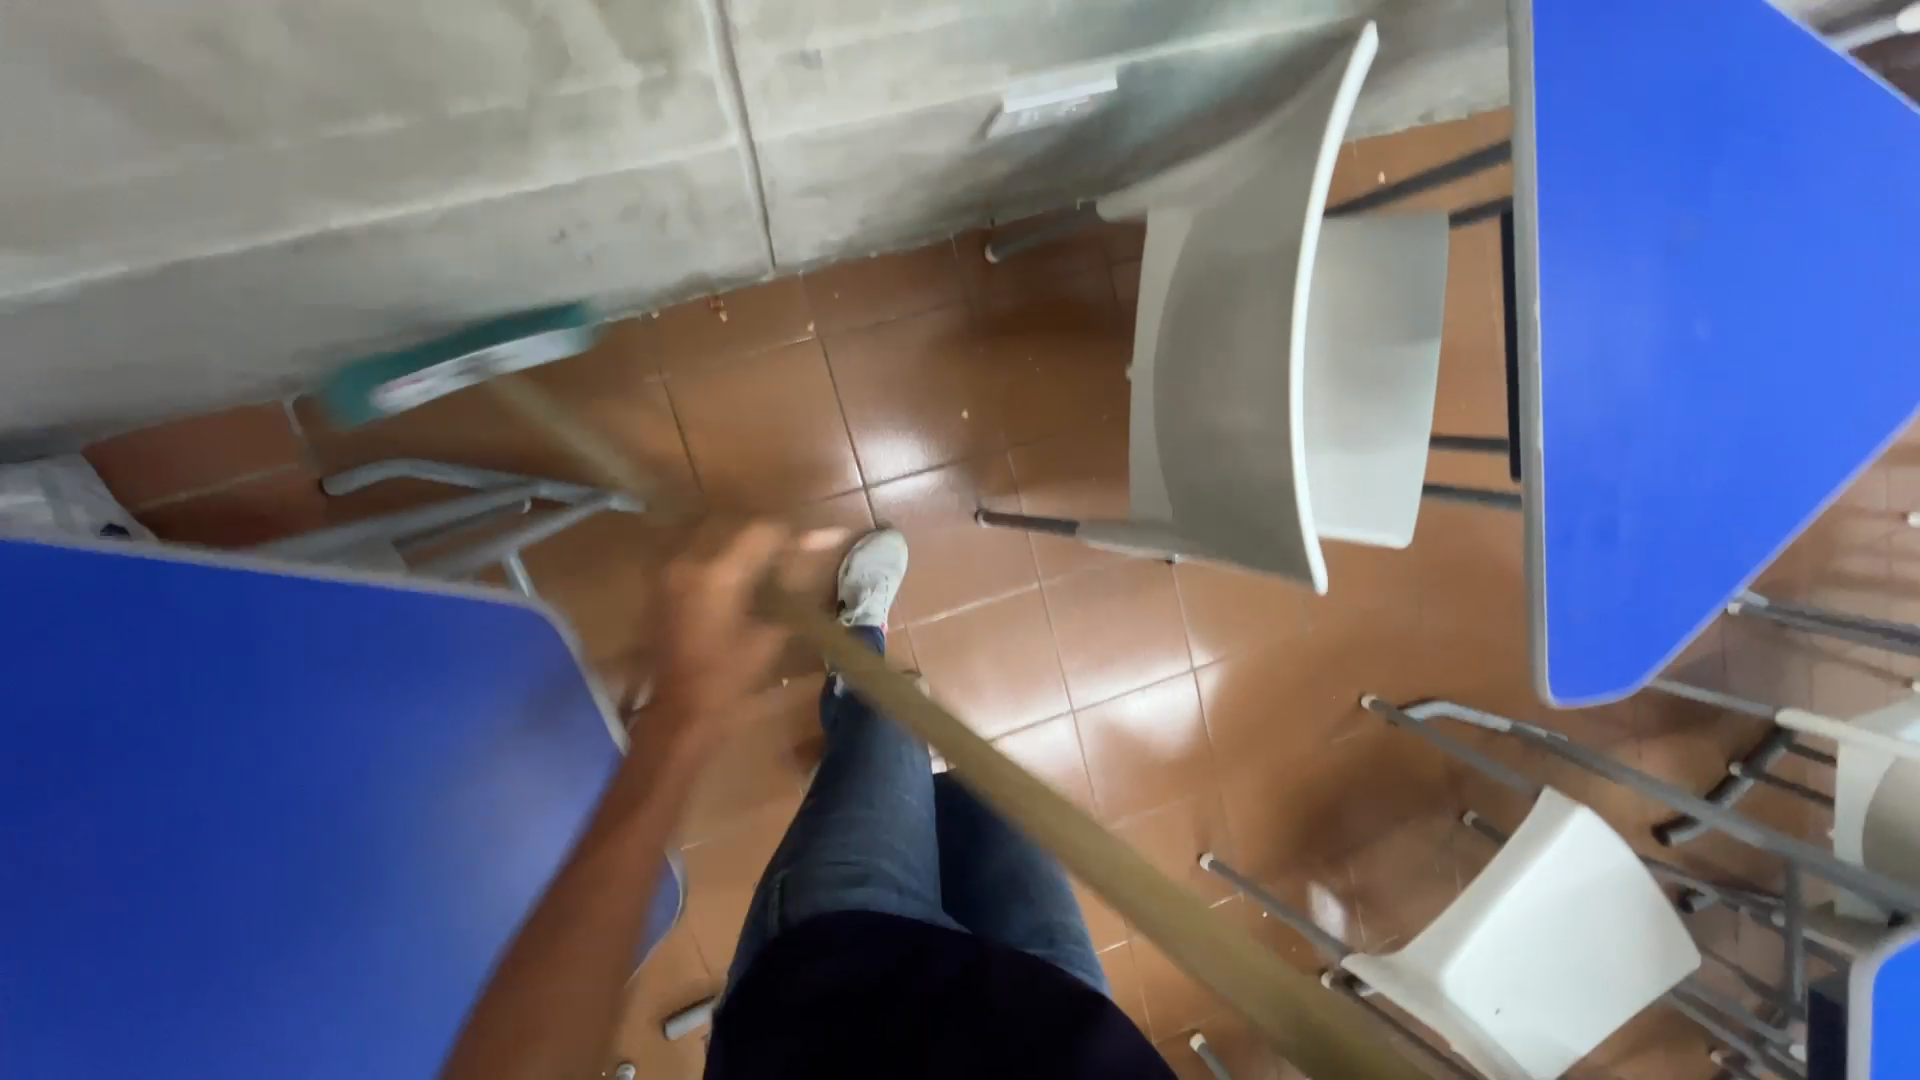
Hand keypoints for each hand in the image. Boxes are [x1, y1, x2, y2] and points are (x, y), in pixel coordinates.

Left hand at [639, 520, 835, 763]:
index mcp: (718, 576)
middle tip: (796, 554)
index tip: (820, 542)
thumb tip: (825, 545)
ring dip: (746, 546)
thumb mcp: (771, 631)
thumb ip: (796, 581)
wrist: (680, 712)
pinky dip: (725, 559)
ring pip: (717, 537)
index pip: (762, 532)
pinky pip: (700, 555)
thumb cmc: (731, 679)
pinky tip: (743, 580)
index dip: (794, 535)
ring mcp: (670, 573)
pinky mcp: (663, 584)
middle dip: (769, 537)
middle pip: (737, 527)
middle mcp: (688, 564)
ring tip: (772, 564)